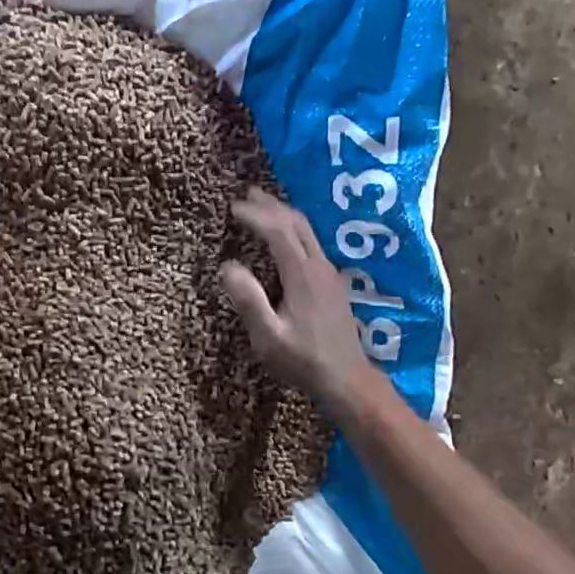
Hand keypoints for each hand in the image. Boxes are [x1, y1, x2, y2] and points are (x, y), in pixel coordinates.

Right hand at [219, 187, 375, 404]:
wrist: (347, 379)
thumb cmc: (303, 360)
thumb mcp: (269, 337)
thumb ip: (249, 301)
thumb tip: (227, 266)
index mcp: (302, 275)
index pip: (278, 231)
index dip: (255, 215)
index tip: (232, 208)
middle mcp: (319, 267)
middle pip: (297, 223)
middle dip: (272, 206)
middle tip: (247, 194)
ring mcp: (329, 274)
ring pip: (307, 232)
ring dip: (284, 216)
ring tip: (263, 208)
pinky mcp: (331, 284)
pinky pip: (311, 244)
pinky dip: (293, 231)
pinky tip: (284, 239)